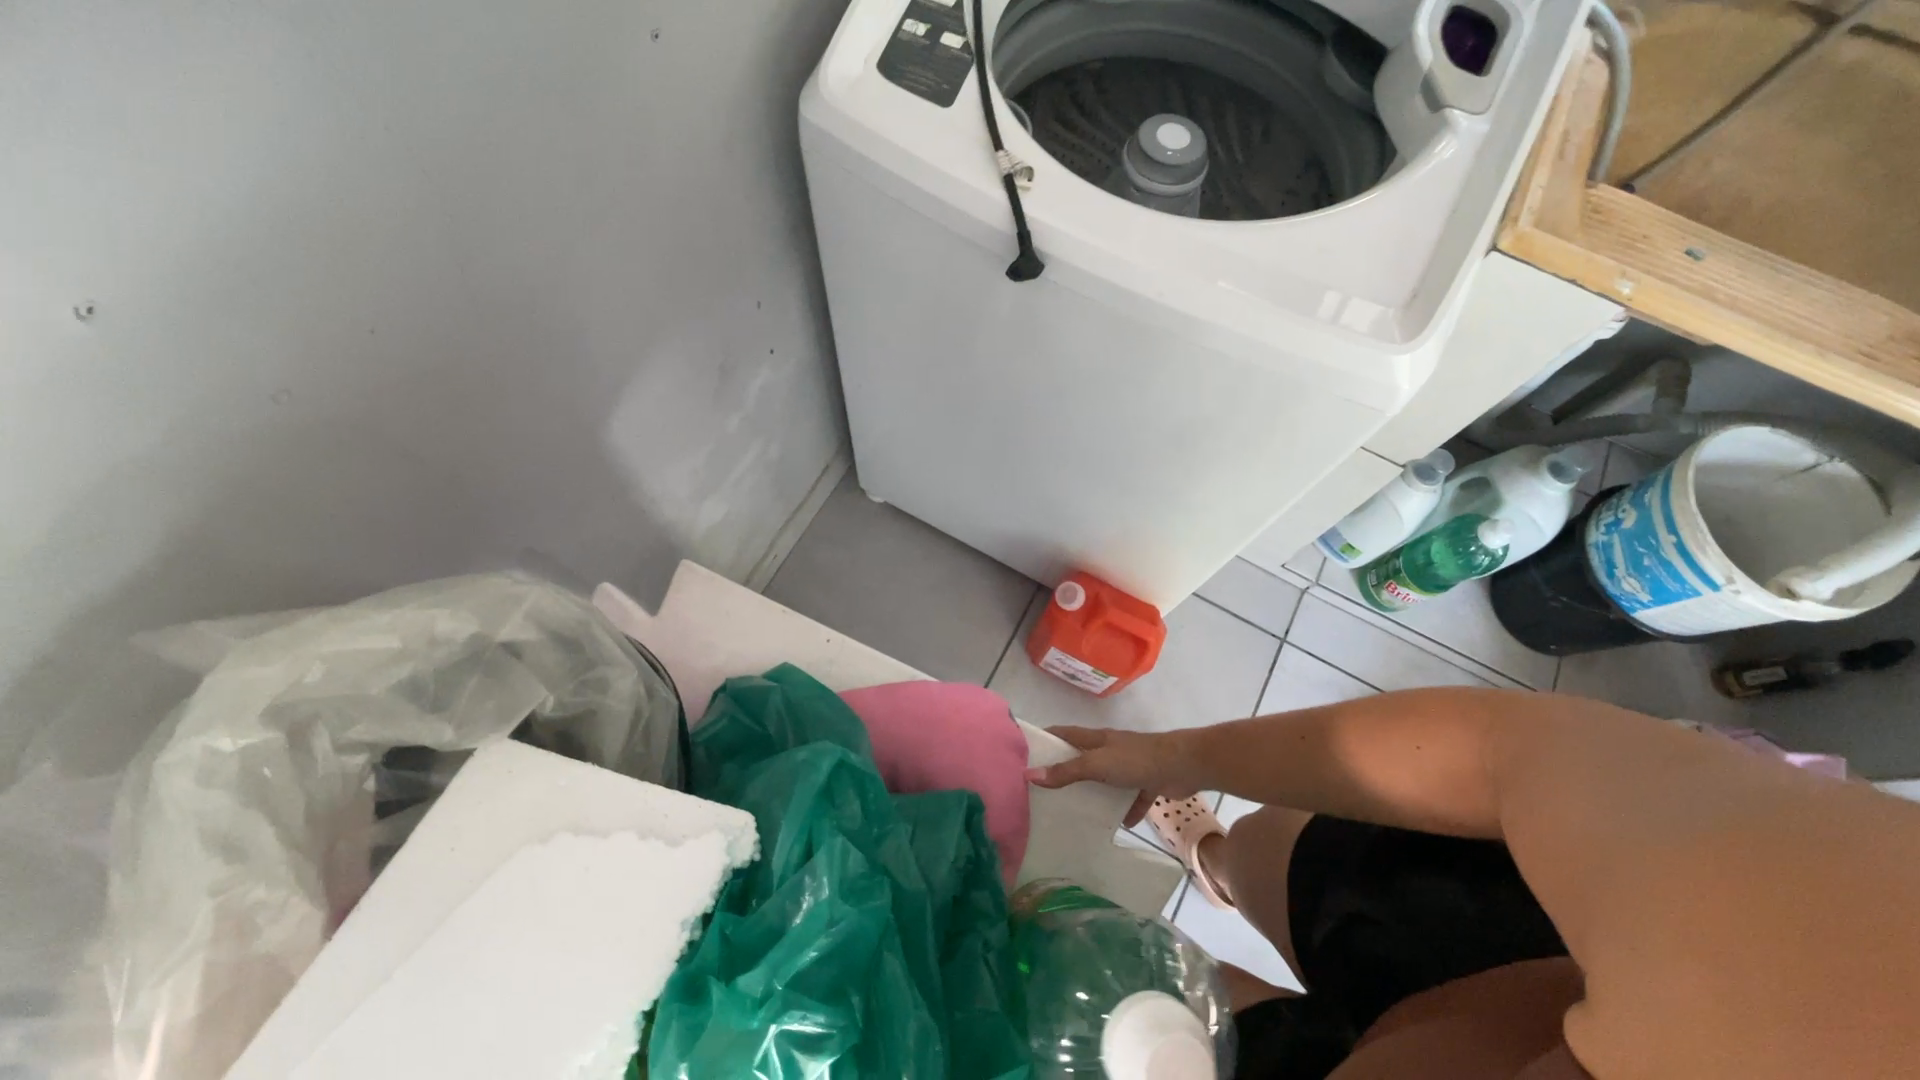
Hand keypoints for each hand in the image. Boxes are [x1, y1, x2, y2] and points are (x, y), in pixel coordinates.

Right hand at [1025, 726, 1202, 826]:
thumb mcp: (1097, 765)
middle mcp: (1111, 750)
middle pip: (1083, 758)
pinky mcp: (1148, 782)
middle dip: (1066, 771)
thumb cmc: (1136, 759)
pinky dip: (1127, 810)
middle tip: (1045, 791)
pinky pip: (1133, 798)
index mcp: (1097, 740)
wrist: (1184, 765)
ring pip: (1107, 780)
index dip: (1045, 738)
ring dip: (1095, 793)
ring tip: (1076, 812)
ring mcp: (1130, 766)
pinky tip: (1120, 825)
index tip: (1025, 752)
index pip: (1064, 733)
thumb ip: (1067, 771)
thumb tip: (1030, 775)